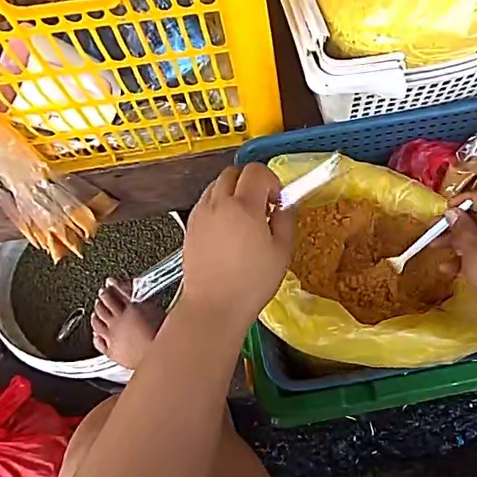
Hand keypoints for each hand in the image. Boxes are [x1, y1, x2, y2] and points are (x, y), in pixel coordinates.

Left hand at [178, 164, 292, 328]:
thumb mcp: (281, 251)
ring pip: (217, 184)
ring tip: (246, 217)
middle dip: (251, 181)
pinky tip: (230, 228)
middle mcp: (218, 204)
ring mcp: (200, 214)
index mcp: (244, 207)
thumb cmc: (251, 283)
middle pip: (234, 171)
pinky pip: (206, 201)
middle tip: (263, 204)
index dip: (272, 182)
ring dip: (234, 191)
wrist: (214, 305)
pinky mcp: (191, 226)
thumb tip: (286, 205)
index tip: (277, 200)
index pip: (256, 171)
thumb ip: (285, 220)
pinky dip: (219, 204)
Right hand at [445, 189, 476, 333]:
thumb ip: (462, 231)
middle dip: (459, 225)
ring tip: (439, 252)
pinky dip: (471, 259)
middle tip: (436, 233)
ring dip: (461, 244)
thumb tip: (452, 213)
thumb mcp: (476, 255)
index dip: (466, 199)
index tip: (445, 210)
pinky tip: (451, 270)